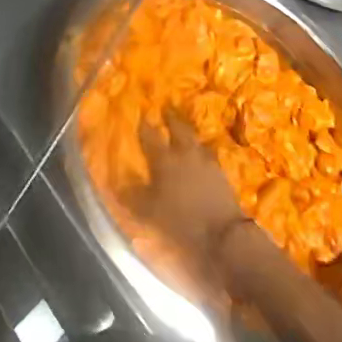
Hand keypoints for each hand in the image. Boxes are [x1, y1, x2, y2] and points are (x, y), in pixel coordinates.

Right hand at [135, 116, 245, 269]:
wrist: (223, 234)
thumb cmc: (180, 222)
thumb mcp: (148, 212)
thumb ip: (131, 194)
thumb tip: (118, 179)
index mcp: (164, 160)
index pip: (150, 136)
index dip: (144, 125)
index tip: (141, 114)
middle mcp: (185, 153)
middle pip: (178, 129)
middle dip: (170, 117)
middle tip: (166, 107)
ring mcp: (206, 161)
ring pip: (194, 138)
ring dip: (188, 130)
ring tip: (183, 127)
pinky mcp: (221, 172)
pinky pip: (208, 152)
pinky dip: (201, 149)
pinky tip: (200, 152)